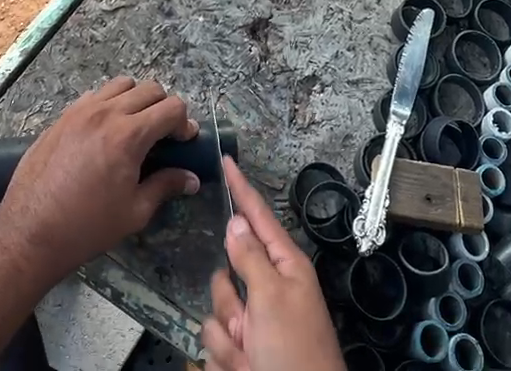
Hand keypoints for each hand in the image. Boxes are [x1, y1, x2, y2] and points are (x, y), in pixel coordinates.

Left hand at [0, 78, 200, 279]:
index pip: (171, 107)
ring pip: (121, 85)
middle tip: (163, 136)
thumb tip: (191, 179)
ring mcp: (81, 111)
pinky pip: (94, 95)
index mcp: (129, 135)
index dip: (184, 123)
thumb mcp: (134, 212)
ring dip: (136, 100)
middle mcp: (106, 113)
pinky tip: (104, 131)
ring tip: (134, 128)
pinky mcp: (62, 116)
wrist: (29, 232)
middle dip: (164, 108)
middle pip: (150, 89)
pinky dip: (108, 104)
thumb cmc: (86, 227)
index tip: (183, 143)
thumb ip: (165, 186)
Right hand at [200, 157, 345, 370]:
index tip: (227, 159)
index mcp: (285, 267)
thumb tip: (236, 221)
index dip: (241, 188)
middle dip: (229, 302)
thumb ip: (250, 258)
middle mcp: (268, 290)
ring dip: (230, 338)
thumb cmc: (296, 352)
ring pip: (216, 313)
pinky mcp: (241, 352)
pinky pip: (214, 344)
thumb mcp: (272, 298)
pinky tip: (248, 369)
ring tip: (253, 355)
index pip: (258, 217)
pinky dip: (228, 360)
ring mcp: (253, 323)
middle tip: (249, 326)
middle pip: (226, 273)